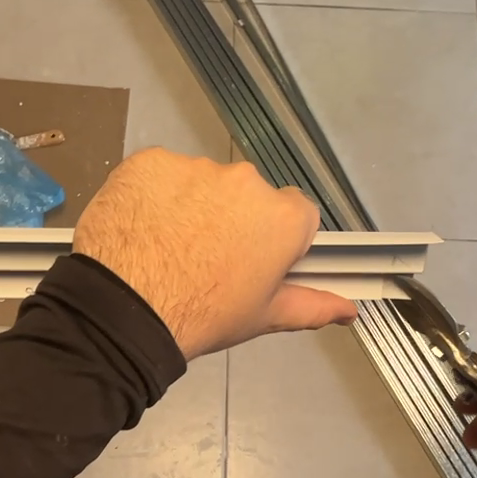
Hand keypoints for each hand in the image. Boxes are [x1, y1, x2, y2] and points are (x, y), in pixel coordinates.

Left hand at [74, 149, 357, 358]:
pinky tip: (143, 228)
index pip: (296, 215)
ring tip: (167, 247)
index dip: (275, 240)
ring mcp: (195, 166)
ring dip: (193, 206)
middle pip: (249, 196)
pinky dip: (156, 196)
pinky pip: (162, 175)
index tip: (252, 264)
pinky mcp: (150, 160)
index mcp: (283, 217)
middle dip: (234, 220)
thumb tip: (350, 310)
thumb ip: (312, 306)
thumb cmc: (203, 315)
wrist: (126, 308)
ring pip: (203, 183)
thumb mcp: (263, 317)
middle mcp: (246, 180)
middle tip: (204, 260)